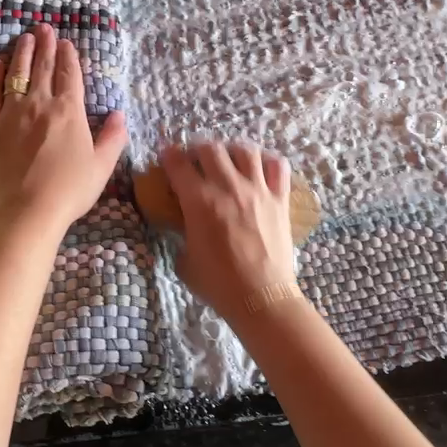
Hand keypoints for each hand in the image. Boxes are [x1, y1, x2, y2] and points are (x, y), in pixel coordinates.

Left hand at [0, 24, 128, 242]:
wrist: (25, 212)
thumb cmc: (68, 192)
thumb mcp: (101, 168)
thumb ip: (112, 139)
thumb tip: (119, 115)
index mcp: (69, 111)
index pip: (70, 76)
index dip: (69, 57)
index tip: (67, 42)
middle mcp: (39, 104)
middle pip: (43, 68)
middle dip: (45, 46)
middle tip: (44, 27)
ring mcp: (11, 113)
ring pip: (17, 74)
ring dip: (22, 54)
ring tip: (24, 38)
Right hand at [160, 141, 298, 320]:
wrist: (261, 297)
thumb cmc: (218, 283)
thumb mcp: (184, 259)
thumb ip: (181, 233)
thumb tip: (180, 223)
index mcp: (199, 201)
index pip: (178, 164)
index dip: (168, 156)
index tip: (166, 157)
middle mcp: (229, 187)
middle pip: (210, 148)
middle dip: (197, 150)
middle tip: (195, 161)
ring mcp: (258, 190)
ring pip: (245, 150)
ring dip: (231, 150)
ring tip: (227, 160)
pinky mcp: (280, 199)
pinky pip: (278, 166)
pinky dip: (268, 161)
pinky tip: (260, 168)